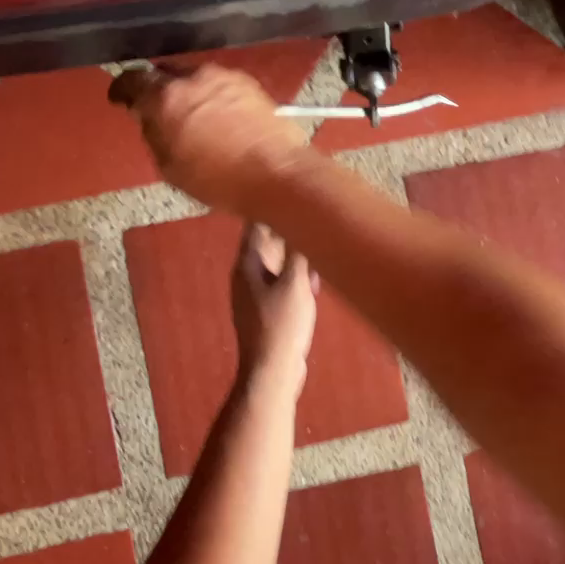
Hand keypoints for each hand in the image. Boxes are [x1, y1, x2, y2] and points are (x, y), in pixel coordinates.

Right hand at [110, 64, 310, 214]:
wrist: (277, 174)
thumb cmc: (218, 180)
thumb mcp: (170, 166)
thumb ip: (153, 134)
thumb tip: (147, 118)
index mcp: (165, 97)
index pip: (132, 80)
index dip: (122, 90)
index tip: (120, 99)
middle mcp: (193, 77)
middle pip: (165, 75)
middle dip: (159, 91)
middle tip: (159, 112)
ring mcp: (225, 77)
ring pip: (195, 79)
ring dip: (188, 93)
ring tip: (192, 118)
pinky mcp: (250, 84)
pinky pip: (220, 85)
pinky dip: (213, 97)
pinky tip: (219, 118)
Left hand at [229, 223, 316, 399]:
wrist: (272, 371)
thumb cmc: (282, 324)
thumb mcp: (296, 282)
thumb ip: (299, 251)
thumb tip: (302, 220)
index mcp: (247, 264)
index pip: (256, 224)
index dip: (272, 206)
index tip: (291, 192)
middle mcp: (246, 275)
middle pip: (267, 243)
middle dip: (289, 231)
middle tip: (312, 216)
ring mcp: (254, 295)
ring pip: (276, 264)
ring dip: (296, 256)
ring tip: (318, 247)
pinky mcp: (266, 312)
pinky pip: (281, 284)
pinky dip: (296, 278)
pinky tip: (314, 282)